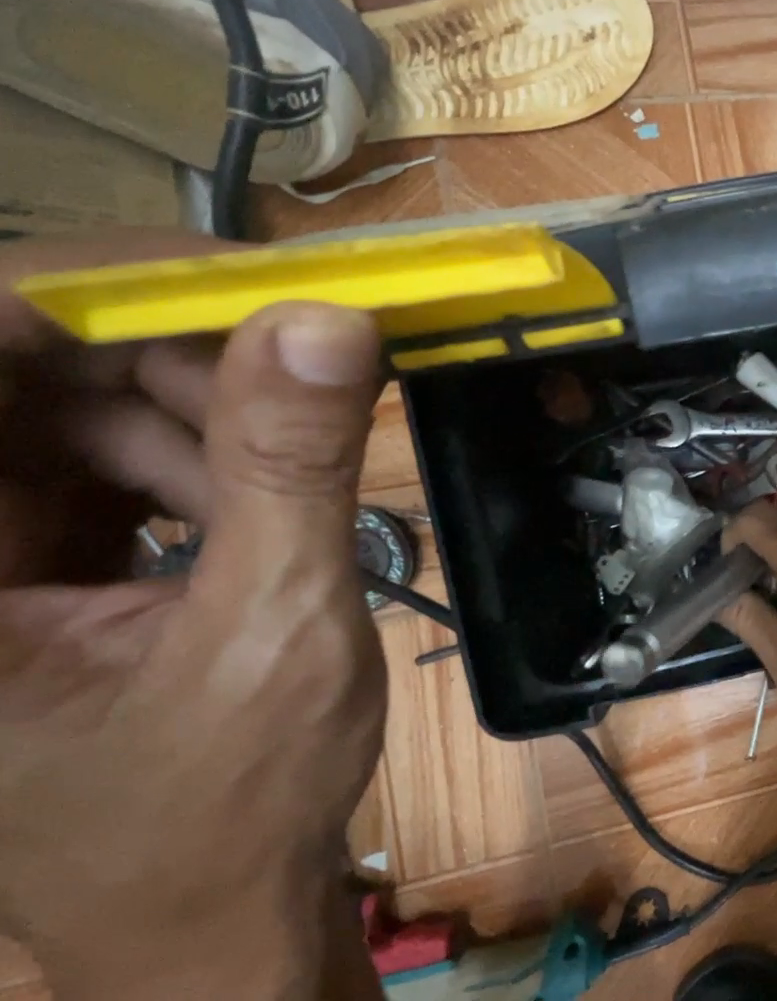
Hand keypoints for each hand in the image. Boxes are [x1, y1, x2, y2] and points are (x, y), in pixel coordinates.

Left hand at [0, 233, 386, 998]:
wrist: (215, 904)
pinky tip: (253, 507)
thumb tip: (329, 319)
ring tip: (287, 478)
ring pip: (56, 407)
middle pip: (11, 373)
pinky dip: (187, 457)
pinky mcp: (20, 565)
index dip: (89, 291)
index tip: (255, 287)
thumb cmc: (232, 797)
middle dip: (167, 361)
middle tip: (305, 387)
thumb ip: (291, 470)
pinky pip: (87, 459)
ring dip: (191, 414)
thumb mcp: (275, 626)